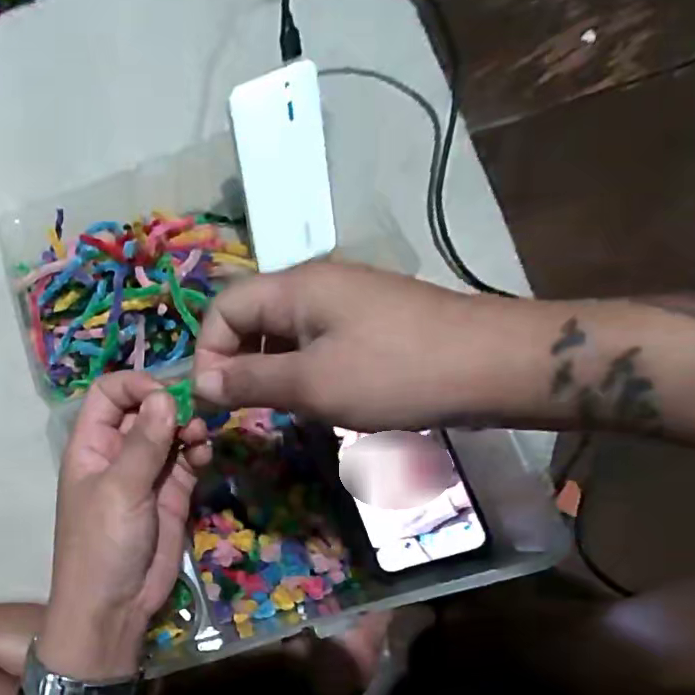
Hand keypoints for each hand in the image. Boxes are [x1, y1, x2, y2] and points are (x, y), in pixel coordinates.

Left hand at [43, 372, 211, 678]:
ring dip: (187, 429)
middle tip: (193, 420)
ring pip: (169, 433)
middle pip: (144, 409)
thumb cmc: (102, 545)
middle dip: (170, 407)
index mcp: (90, 446)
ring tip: (200, 441)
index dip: (135, 385)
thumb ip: (144, 444)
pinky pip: (185, 460)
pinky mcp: (169, 495)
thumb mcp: (119, 491)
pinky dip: (196, 452)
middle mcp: (116, 454)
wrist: (113, 607)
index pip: (108, 394)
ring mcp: (144, 475)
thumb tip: (165, 396)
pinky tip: (203, 456)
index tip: (165, 395)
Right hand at [193, 261, 528, 430]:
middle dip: (237, 365)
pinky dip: (301, 371)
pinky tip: (318, 400)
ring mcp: (345, 302)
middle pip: (250, 318)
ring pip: (281, 335)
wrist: (493, 366)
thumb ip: (249, 381)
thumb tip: (201, 385)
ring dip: (269, 372)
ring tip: (281, 409)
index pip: (222, 309)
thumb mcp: (310, 384)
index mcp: (295, 287)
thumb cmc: (393, 373)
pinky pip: (314, 343)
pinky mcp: (368, 323)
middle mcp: (315, 284)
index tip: (216, 400)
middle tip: (244, 410)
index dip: (208, 353)